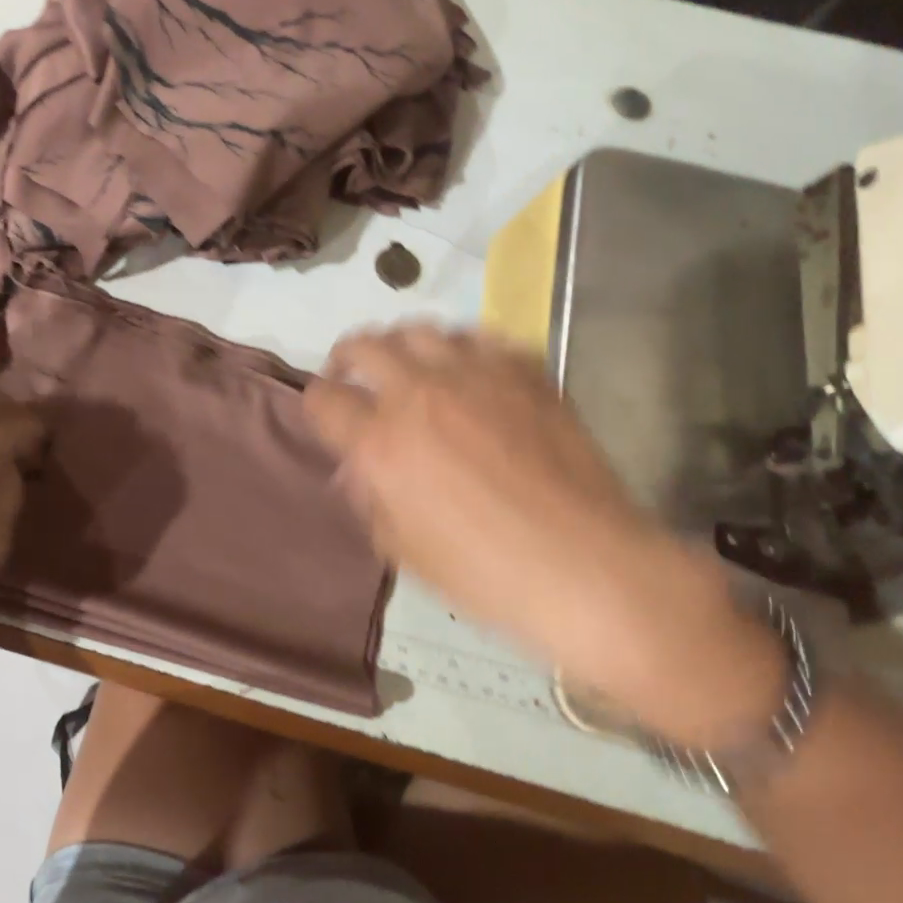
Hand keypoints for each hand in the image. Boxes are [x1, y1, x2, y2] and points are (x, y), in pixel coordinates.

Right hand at [304, 325, 785, 745]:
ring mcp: (476, 376)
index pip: (323, 398)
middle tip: (352, 377)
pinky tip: (468, 371)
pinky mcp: (526, 372)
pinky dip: (462, 347)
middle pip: (364, 346)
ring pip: (420, 329)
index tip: (325, 417)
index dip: (316, 405)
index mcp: (379, 442)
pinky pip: (481, 336)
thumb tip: (356, 465)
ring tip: (410, 367)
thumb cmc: (483, 573)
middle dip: (346, 359)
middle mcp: (419, 394)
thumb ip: (368, 495)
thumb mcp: (401, 548)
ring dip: (402, 346)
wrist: (586, 567)